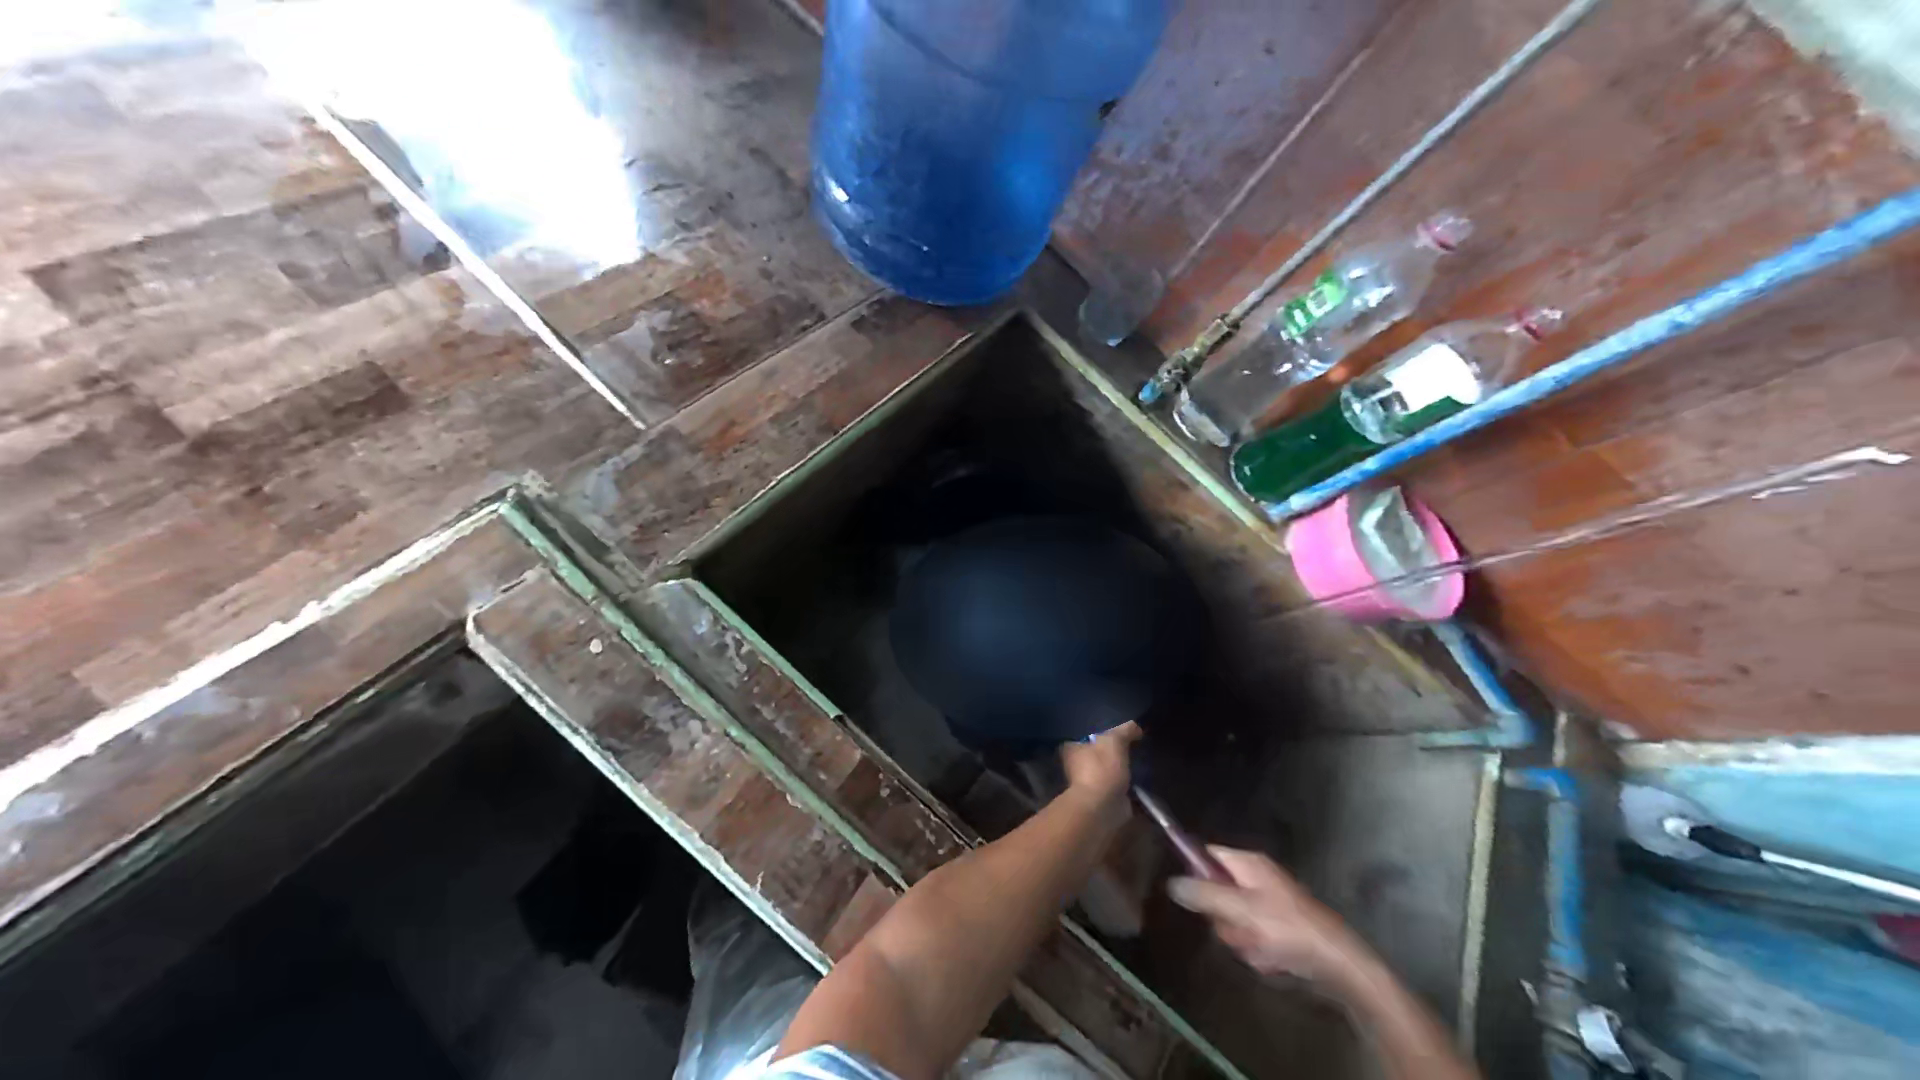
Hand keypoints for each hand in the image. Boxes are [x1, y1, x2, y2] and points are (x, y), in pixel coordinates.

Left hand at [1059, 721, 1141, 806]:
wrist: (1102, 807)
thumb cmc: (1101, 768)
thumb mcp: (1114, 740)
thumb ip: (1125, 730)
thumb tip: (1135, 727)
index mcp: (1071, 747)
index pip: (1083, 733)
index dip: (1099, 730)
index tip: (1116, 729)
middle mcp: (1075, 764)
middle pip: (1095, 752)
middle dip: (1111, 751)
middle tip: (1131, 744)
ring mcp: (1087, 783)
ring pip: (1106, 770)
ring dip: (1120, 768)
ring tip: (1139, 761)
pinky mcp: (1101, 798)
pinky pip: (1116, 786)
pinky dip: (1127, 784)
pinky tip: (1141, 779)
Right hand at [1168, 846, 1364, 983]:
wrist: (1340, 965)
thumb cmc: (1289, 929)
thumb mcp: (1241, 910)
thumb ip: (1205, 894)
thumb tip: (1172, 882)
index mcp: (1248, 863)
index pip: (1207, 855)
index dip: (1196, 873)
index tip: (1194, 896)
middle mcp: (1256, 878)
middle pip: (1217, 891)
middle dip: (1223, 918)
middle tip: (1237, 930)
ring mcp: (1268, 903)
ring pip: (1232, 919)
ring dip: (1241, 939)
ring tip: (1261, 950)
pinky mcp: (1278, 928)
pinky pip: (1251, 936)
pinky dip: (1258, 951)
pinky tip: (1272, 960)